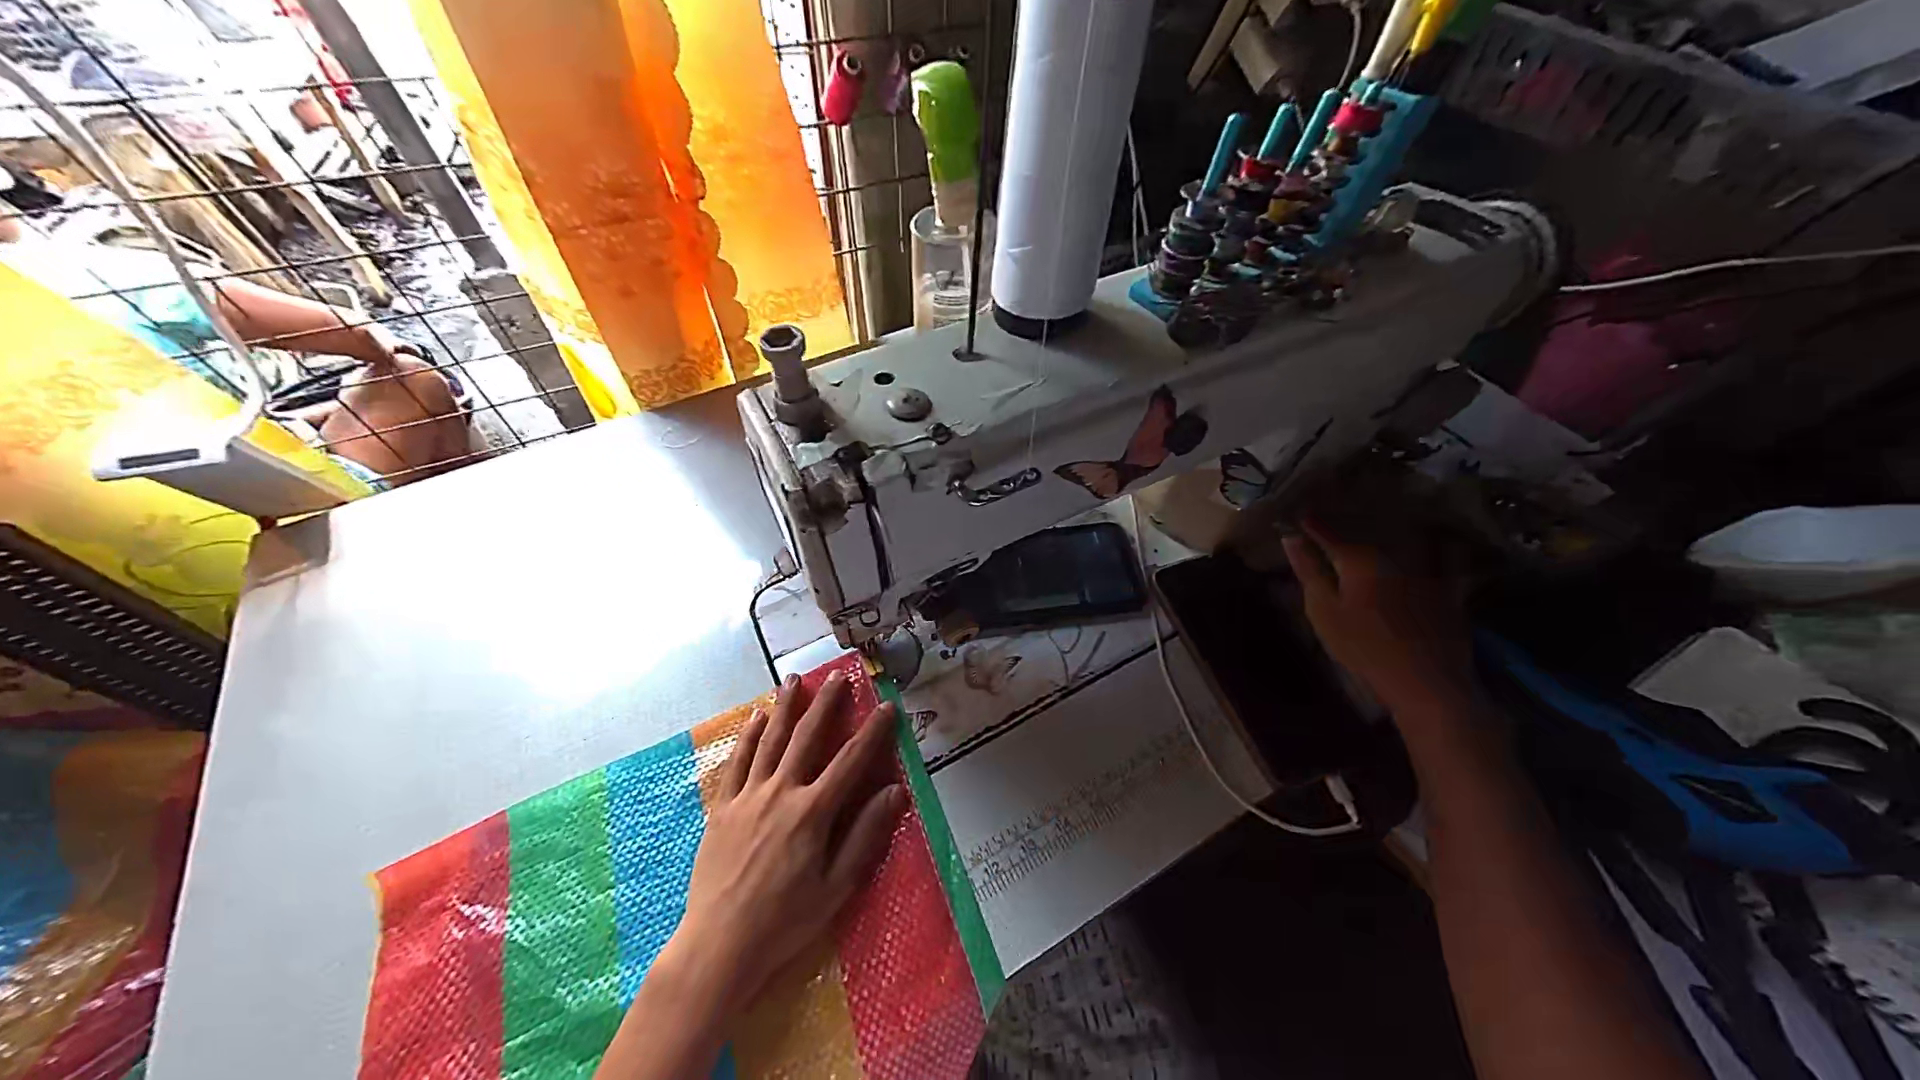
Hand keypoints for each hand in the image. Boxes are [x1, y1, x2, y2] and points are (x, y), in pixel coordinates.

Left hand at [669, 670, 902, 1015]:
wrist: (719, 944)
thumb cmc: (784, 920)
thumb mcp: (836, 886)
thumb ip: (865, 835)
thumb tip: (895, 792)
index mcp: (813, 812)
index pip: (850, 761)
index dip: (872, 732)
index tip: (886, 707)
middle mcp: (781, 793)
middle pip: (807, 737)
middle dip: (826, 703)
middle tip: (838, 675)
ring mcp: (747, 797)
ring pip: (769, 741)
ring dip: (785, 707)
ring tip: (794, 679)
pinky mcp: (722, 808)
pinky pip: (737, 762)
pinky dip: (747, 737)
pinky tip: (755, 718)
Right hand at [1283, 519, 1472, 712]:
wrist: (1425, 681)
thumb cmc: (1363, 646)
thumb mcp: (1324, 611)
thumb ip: (1309, 571)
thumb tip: (1290, 538)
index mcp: (1360, 560)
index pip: (1328, 534)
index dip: (1311, 526)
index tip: (1297, 517)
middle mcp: (1395, 556)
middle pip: (1369, 536)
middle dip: (1350, 529)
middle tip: (1334, 529)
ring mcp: (1428, 572)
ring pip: (1410, 540)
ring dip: (1396, 533)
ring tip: (1385, 531)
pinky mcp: (1451, 592)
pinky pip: (1450, 561)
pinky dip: (1443, 550)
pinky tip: (1439, 547)